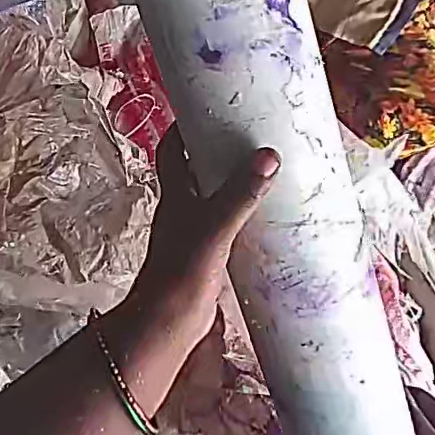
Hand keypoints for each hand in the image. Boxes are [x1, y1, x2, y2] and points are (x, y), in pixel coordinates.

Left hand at [122, 128, 278, 344]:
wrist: (168, 323)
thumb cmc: (181, 272)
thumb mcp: (214, 227)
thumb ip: (238, 195)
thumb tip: (266, 156)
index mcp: (174, 195)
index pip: (170, 151)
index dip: (181, 129)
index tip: (204, 111)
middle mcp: (180, 209)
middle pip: (193, 171)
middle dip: (214, 153)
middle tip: (248, 139)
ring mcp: (193, 233)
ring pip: (211, 198)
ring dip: (232, 185)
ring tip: (266, 172)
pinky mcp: (207, 255)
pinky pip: (226, 225)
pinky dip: (242, 217)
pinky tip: (266, 220)